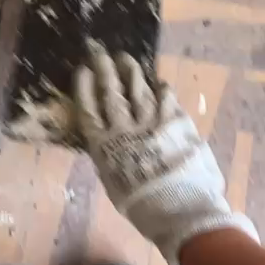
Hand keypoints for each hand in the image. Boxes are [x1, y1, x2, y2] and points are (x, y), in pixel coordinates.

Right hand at [74, 49, 256, 264]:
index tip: (83, 70)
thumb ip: (110, 159)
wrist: (181, 213)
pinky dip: (162, 91)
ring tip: (125, 59)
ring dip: (131, 74)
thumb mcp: (114, 184)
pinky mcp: (177, 125)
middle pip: (111, 94)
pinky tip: (159, 82)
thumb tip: (107, 145)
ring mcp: (151, 124)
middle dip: (104, 70)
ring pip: (137, 92)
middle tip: (99, 51)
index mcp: (103, 146)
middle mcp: (124, 129)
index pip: (88, 109)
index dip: (85, 88)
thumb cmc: (142, 208)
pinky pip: (166, 102)